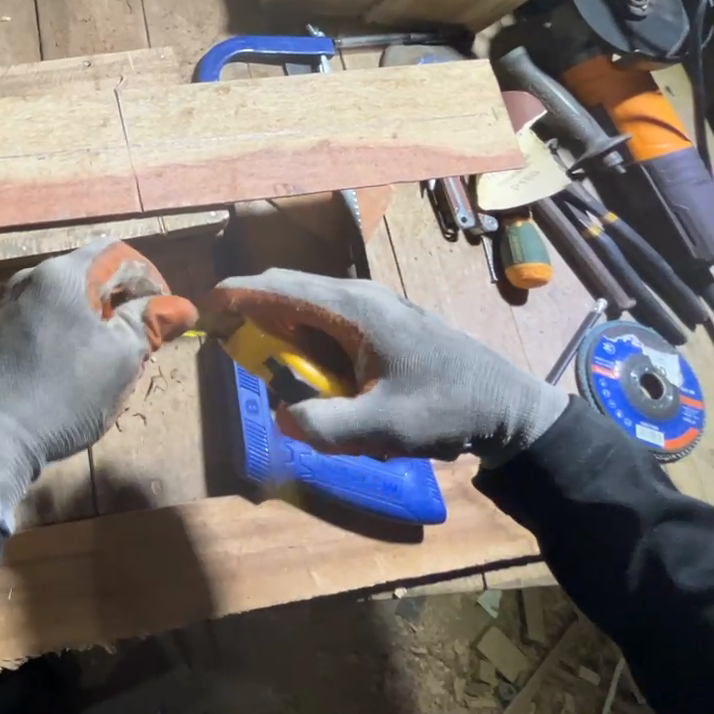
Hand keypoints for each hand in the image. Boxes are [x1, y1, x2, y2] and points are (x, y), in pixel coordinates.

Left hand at [0, 239, 197, 530]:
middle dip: (122, 303)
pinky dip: (69, 332)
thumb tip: (182, 306)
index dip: (149, 279)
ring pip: (68, 299)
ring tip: (110, 360)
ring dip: (96, 321)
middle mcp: (32, 278)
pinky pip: (45, 318)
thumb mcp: (122, 357)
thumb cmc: (67, 390)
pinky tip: (74, 368)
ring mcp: (10, 305)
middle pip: (91, 274)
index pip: (117, 253)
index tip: (163, 316)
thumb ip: (151, 322)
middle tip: (140, 344)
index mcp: (63, 273)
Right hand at [203, 269, 565, 463]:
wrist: (513, 410)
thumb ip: (325, 425)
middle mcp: (357, 294)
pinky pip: (322, 312)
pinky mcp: (380, 317)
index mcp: (352, 307)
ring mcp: (371, 302)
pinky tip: (304, 361)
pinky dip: (297, 328)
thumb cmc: (448, 411)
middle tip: (224, 337)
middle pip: (285, 286)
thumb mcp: (385, 427)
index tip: (200, 308)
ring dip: (274, 320)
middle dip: (247, 307)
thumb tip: (279, 416)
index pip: (276, 288)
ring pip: (303, 298)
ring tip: (260, 353)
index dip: (233, 295)